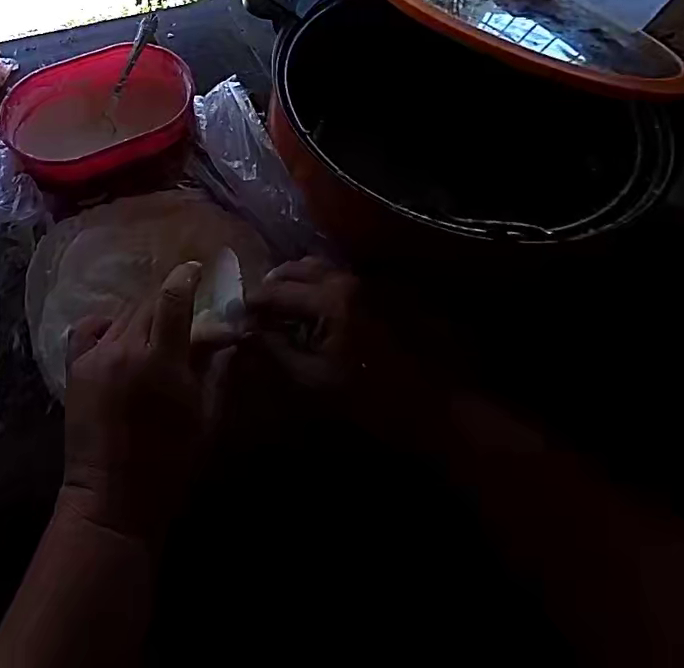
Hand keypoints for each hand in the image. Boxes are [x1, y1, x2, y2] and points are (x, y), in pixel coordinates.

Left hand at [60, 261, 217, 547]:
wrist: (112, 498)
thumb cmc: (169, 464)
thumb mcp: (203, 415)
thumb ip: (211, 367)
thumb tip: (222, 333)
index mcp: (161, 361)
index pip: (172, 299)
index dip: (186, 277)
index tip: (196, 269)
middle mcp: (124, 348)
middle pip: (146, 303)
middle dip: (167, 298)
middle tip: (182, 304)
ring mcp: (94, 355)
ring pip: (121, 316)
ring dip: (141, 315)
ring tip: (154, 328)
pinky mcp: (74, 366)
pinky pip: (90, 328)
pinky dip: (106, 325)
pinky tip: (117, 336)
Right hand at [245, 256, 440, 450]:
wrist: (444, 414)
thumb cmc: (374, 402)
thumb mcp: (314, 381)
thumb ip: (274, 351)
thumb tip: (247, 331)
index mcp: (329, 299)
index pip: (275, 291)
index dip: (252, 303)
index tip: (239, 317)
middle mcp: (350, 280)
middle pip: (298, 269)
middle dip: (274, 286)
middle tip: (260, 309)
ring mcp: (373, 285)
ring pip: (322, 270)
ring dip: (298, 284)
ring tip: (287, 309)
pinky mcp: (388, 295)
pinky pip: (344, 281)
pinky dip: (323, 288)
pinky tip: (320, 313)